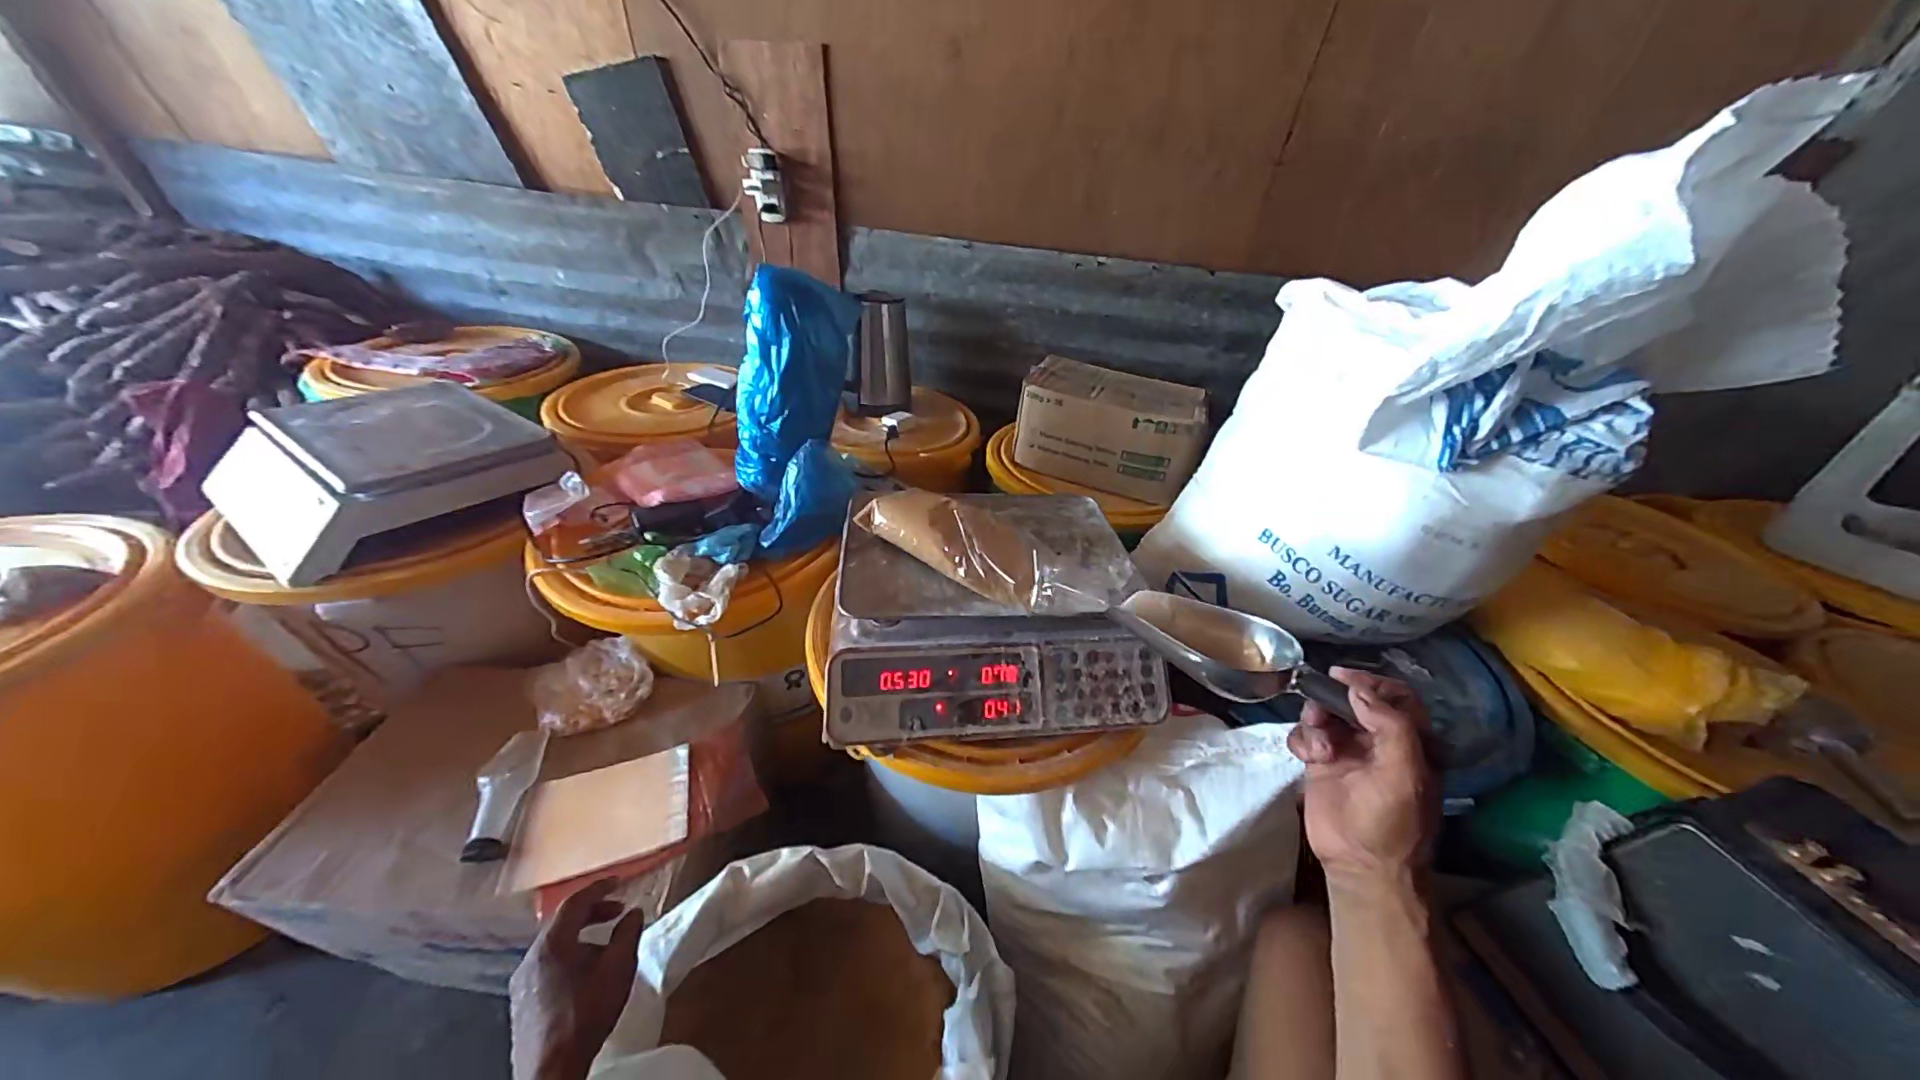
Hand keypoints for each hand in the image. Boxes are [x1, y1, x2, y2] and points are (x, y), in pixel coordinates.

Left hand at [509, 878, 647, 1079]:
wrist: (551, 1071)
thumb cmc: (587, 1012)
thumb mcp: (619, 967)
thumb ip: (628, 933)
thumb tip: (633, 913)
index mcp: (552, 944)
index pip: (575, 902)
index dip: (599, 888)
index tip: (619, 881)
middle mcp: (531, 958)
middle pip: (562, 923)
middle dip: (593, 912)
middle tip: (618, 912)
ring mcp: (522, 983)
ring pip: (555, 945)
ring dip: (582, 936)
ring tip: (606, 944)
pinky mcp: (521, 1003)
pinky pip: (548, 965)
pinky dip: (569, 956)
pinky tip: (586, 973)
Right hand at [1287, 667, 1436, 891]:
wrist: (1360, 864)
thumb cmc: (1391, 821)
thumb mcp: (1404, 773)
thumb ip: (1390, 726)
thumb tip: (1358, 688)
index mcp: (1411, 741)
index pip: (1395, 696)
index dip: (1372, 682)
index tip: (1344, 679)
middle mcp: (1378, 740)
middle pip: (1353, 699)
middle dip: (1334, 701)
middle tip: (1320, 710)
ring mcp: (1347, 751)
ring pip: (1324, 713)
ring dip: (1315, 721)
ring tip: (1318, 747)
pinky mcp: (1320, 763)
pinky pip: (1305, 735)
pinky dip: (1303, 740)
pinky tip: (1308, 758)